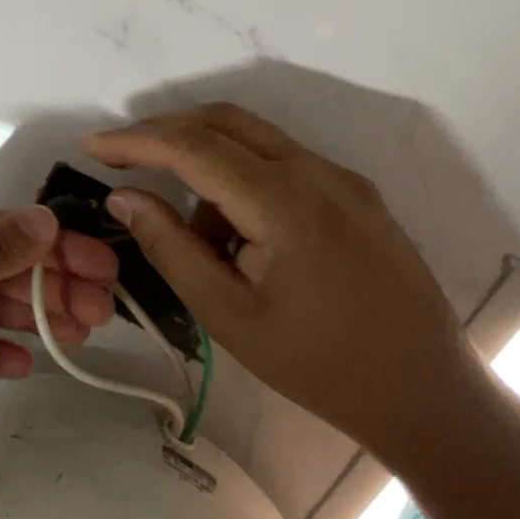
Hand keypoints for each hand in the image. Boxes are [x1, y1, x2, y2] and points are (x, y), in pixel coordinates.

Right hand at [84, 104, 485, 460]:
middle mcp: (318, 173)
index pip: (193, 147)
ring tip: (188, 232)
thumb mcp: (228, 315)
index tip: (89, 147)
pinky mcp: (356, 196)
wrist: (430, 397)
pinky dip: (239, 178)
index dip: (134, 141)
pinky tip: (233, 235)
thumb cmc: (320, 365)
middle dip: (164, 131)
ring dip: (203, 159)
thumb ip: (170, 247)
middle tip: (119, 159)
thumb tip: (123, 197)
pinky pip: (281, 163)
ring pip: (253, 138)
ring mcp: (343, 180)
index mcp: (287, 203)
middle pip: (224, 121)